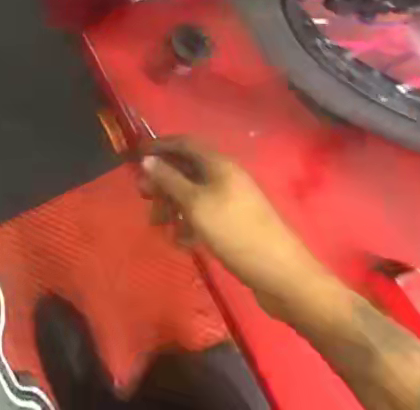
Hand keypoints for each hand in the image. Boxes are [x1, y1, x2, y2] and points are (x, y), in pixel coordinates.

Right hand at [138, 138, 324, 303]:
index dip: (158, 146)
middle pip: (186, 168)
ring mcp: (233, 201)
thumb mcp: (195, 204)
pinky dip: (190, 223)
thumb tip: (147, 159)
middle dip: (163, 180)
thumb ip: (169, 179)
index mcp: (218, 164)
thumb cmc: (235, 232)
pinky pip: (205, 214)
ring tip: (159, 225)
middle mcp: (226, 176)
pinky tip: (181, 241)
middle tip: (143, 195)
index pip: (183, 142)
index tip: (135, 156)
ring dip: (173, 205)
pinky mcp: (237, 224)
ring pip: (194, 194)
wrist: (285, 277)